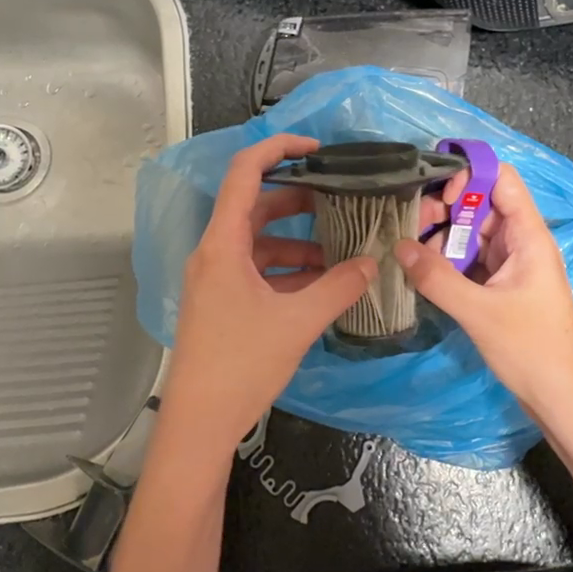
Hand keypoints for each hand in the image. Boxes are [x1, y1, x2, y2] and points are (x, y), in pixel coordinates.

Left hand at [162, 134, 378, 443]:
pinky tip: (322, 283)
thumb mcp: (297, 323)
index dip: (278, 148)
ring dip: (298, 242)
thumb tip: (373, 263)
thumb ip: (338, 288)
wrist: (199, 423)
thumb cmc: (242, 365)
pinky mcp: (222, 301)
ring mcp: (215, 278)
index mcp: (223, 244)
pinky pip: (257, 269)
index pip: (245, 173)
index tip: (317, 148)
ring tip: (342, 249)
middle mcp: (214, 252)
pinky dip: (288, 269)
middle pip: (256, 206)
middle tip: (341, 198)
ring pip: (259, 241)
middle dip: (299, 200)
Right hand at [394, 163, 572, 410]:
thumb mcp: (479, 312)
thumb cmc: (531, 349)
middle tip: (412, 223)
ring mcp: (511, 265)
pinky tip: (422, 269)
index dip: (471, 175)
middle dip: (447, 206)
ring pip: (473, 232)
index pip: (502, 179)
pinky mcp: (501, 287)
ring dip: (443, 235)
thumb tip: (398, 246)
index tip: (439, 193)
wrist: (562, 399)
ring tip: (410, 248)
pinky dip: (448, 259)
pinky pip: (471, 259)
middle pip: (482, 203)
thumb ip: (437, 278)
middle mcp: (521, 243)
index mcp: (529, 236)